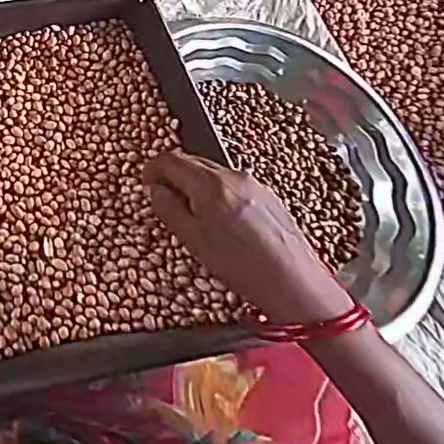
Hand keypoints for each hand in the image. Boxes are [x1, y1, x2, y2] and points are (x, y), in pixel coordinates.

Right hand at [143, 151, 354, 323]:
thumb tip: (154, 190)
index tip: (147, 183)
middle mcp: (232, 176)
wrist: (296, 284)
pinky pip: (231, 183)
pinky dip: (216, 192)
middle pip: (192, 161)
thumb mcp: (195, 242)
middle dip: (173, 175)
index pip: (171, 159)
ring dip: (195, 184)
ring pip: (212, 172)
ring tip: (192, 215)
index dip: (153, 168)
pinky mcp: (267, 194)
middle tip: (163, 199)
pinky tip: (219, 221)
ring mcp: (253, 182)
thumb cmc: (244, 269)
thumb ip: (169, 209)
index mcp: (210, 185)